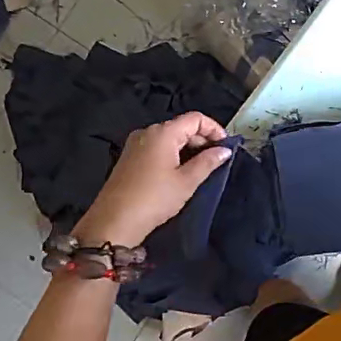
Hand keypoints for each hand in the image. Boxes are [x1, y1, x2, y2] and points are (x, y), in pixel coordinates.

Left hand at [72, 112, 233, 246]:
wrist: (114, 221)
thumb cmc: (154, 199)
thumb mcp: (187, 181)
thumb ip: (208, 162)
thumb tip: (224, 150)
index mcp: (163, 133)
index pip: (195, 118)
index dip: (215, 129)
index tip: (226, 147)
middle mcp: (147, 132)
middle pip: (182, 126)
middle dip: (202, 139)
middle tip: (216, 160)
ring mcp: (136, 144)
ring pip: (169, 137)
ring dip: (188, 148)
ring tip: (201, 169)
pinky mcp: (130, 157)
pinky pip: (157, 147)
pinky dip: (173, 154)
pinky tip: (180, 172)